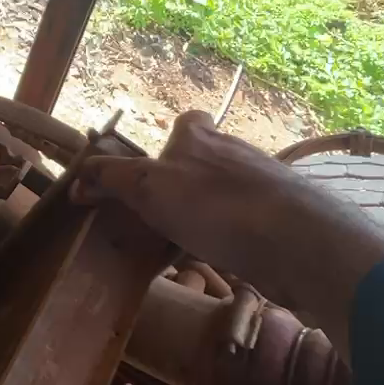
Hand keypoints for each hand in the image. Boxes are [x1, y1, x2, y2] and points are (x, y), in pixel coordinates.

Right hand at [79, 110, 383, 352]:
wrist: (306, 244)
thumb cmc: (216, 206)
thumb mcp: (148, 189)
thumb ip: (112, 180)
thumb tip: (77, 182)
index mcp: (201, 137)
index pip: (187, 122)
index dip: (174, 138)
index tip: (159, 165)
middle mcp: (238, 152)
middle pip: (210, 158)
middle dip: (191, 181)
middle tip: (167, 213)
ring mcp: (270, 185)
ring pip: (234, 192)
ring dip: (216, 213)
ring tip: (195, 246)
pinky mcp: (292, 220)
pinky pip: (257, 223)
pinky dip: (242, 238)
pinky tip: (232, 262)